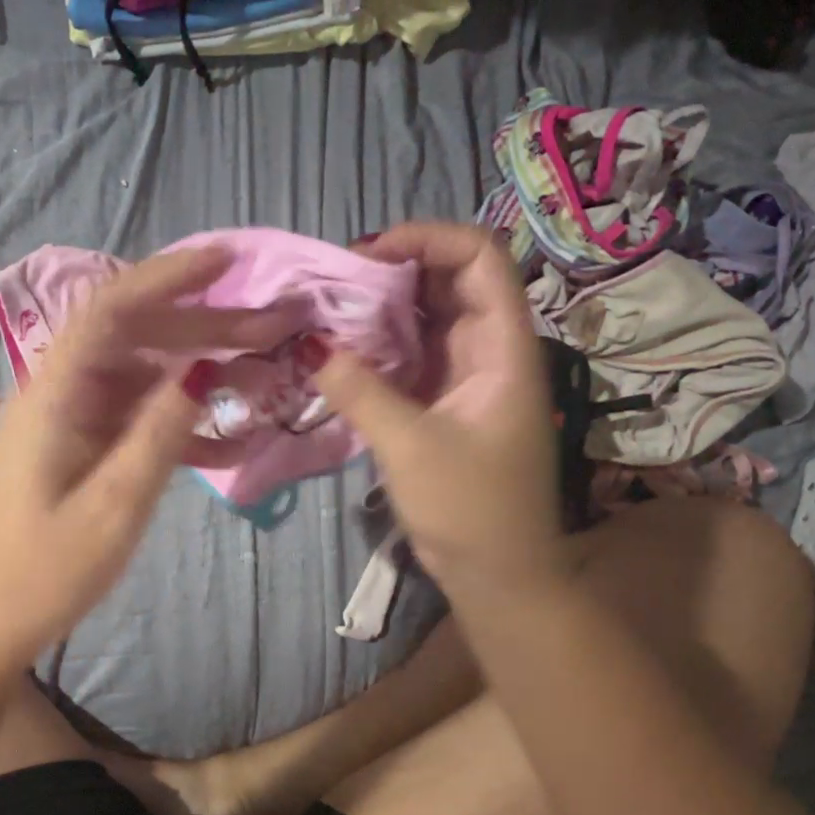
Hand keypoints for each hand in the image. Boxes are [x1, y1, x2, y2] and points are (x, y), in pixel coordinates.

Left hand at [0, 247, 297, 660]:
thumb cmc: (46, 573)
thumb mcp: (115, 505)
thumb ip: (161, 433)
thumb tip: (207, 369)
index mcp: (51, 397)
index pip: (109, 309)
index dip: (167, 276)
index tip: (227, 260)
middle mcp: (54, 396)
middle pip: (131, 339)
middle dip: (202, 329)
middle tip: (270, 330)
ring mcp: (63, 424)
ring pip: (138, 379)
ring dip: (195, 379)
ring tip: (260, 384)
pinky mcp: (73, 452)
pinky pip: (129, 421)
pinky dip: (173, 425)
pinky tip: (224, 447)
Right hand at [322, 222, 566, 597]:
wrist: (498, 574)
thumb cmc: (469, 509)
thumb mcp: (410, 446)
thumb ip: (360, 391)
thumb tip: (310, 345)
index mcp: (503, 348)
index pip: (480, 258)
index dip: (428, 239)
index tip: (366, 254)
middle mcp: (490, 351)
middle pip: (449, 281)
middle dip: (393, 272)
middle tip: (332, 285)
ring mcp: (467, 378)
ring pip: (426, 320)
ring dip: (380, 311)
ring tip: (327, 314)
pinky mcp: (445, 405)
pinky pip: (411, 358)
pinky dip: (378, 348)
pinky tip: (339, 354)